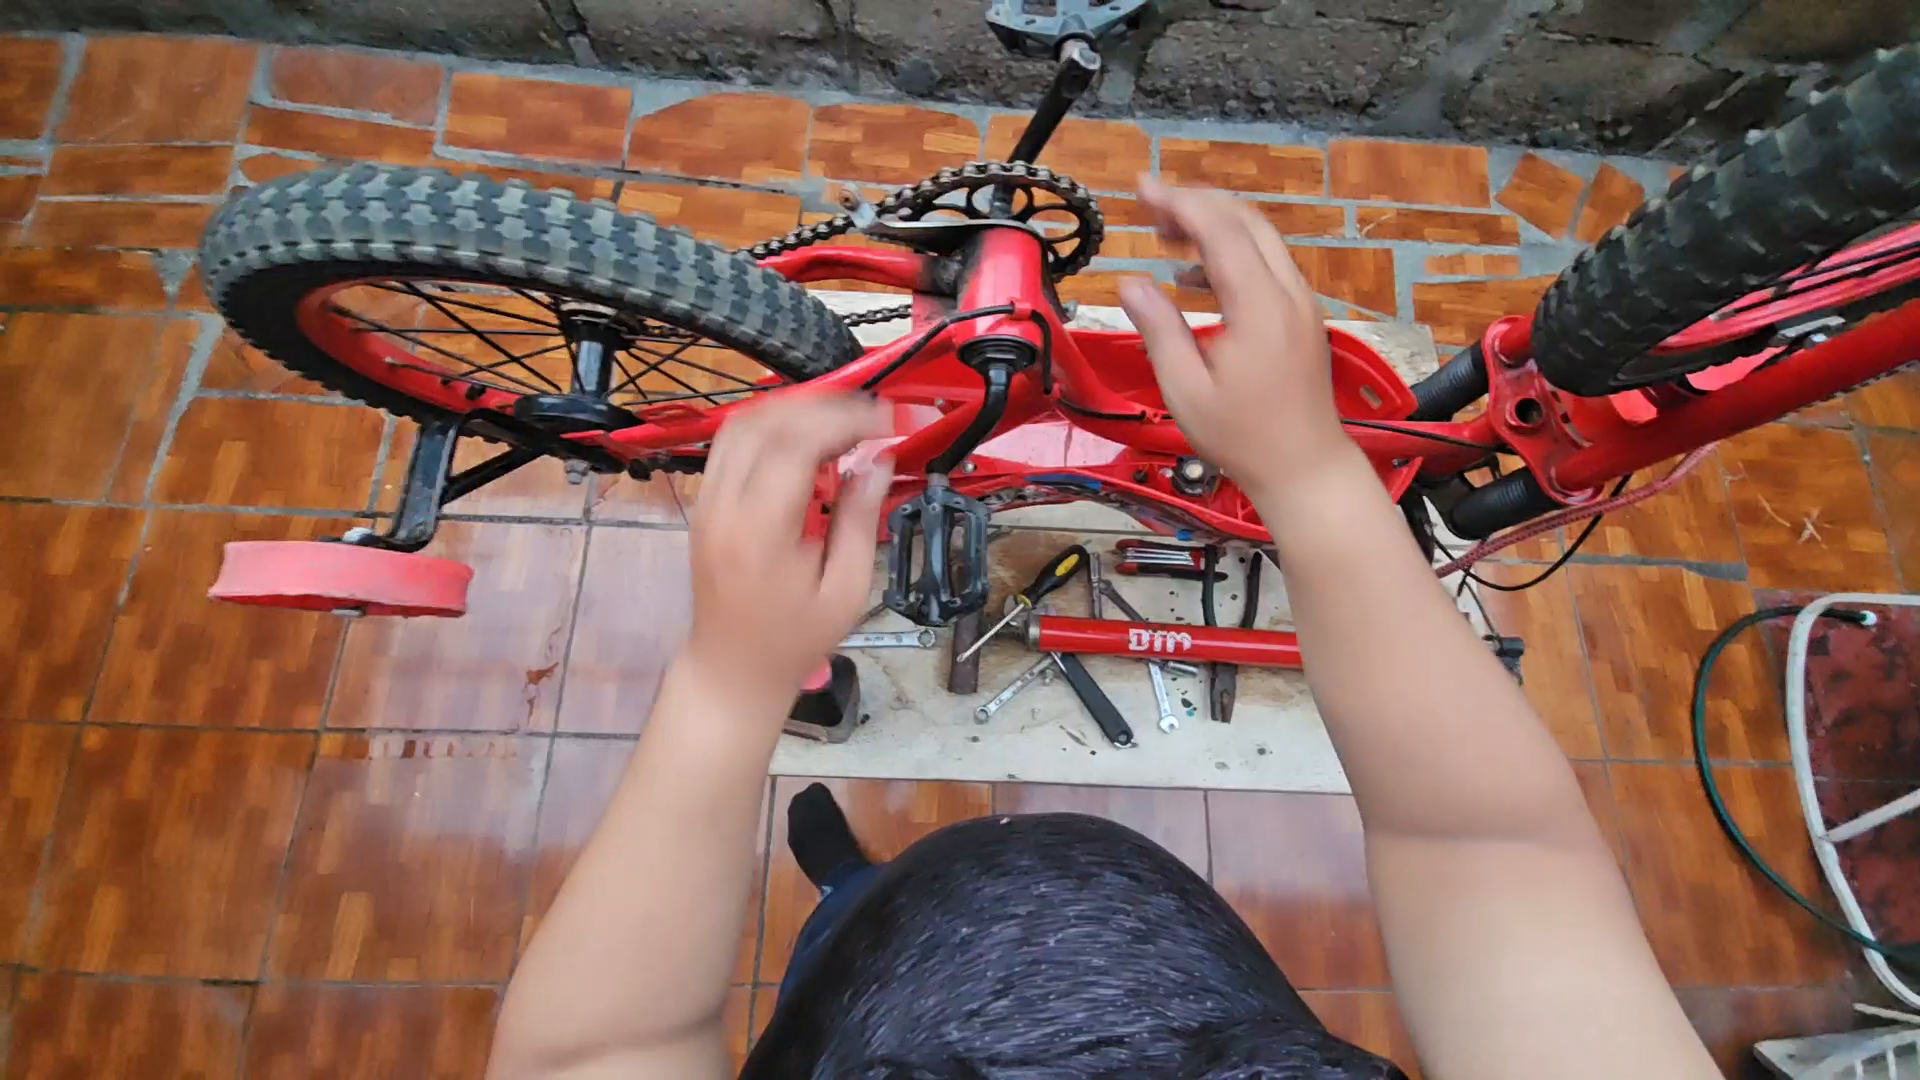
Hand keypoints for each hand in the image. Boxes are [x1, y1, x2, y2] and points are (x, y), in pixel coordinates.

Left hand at [683, 393, 893, 706]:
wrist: (731, 669)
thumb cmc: (795, 639)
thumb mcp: (846, 590)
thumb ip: (860, 521)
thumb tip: (877, 460)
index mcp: (760, 534)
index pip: (795, 447)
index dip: (843, 422)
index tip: (884, 420)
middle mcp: (723, 508)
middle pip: (765, 424)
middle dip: (823, 408)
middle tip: (869, 415)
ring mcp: (706, 503)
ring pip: (741, 425)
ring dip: (793, 410)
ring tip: (841, 419)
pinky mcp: (703, 503)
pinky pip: (730, 444)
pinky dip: (770, 427)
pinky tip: (805, 436)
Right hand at [1117, 176, 1354, 497]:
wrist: (1304, 468)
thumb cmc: (1240, 437)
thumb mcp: (1185, 390)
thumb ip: (1159, 330)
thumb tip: (1131, 284)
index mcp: (1259, 306)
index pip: (1220, 231)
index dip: (1179, 203)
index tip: (1141, 190)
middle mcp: (1287, 293)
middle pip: (1245, 223)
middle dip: (1196, 205)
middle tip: (1149, 208)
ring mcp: (1300, 304)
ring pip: (1259, 241)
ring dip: (1213, 229)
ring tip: (1165, 238)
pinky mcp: (1300, 319)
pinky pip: (1266, 267)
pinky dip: (1231, 256)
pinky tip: (1196, 278)